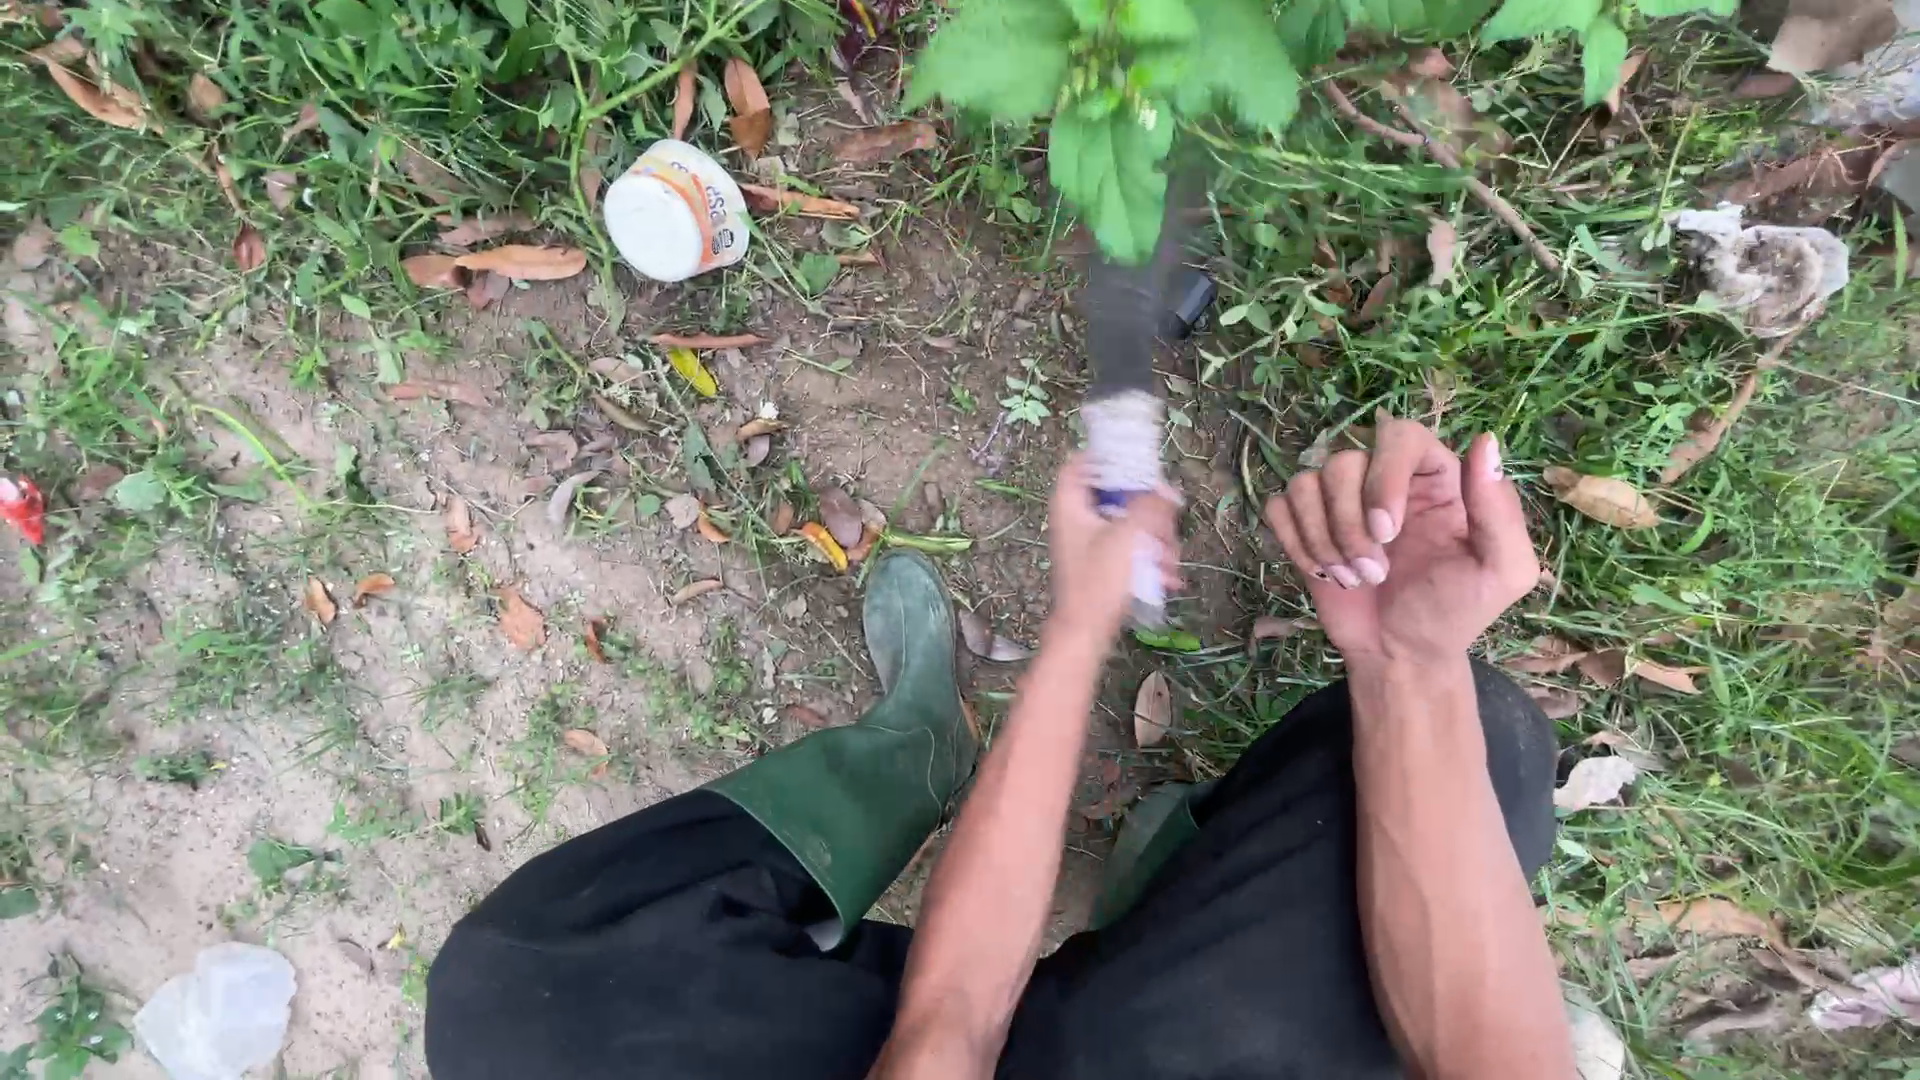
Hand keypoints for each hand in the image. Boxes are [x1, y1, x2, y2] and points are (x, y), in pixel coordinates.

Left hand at [1045, 455, 1180, 647]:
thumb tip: (1168, 489)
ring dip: (1155, 538)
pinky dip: (1149, 558)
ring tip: (1170, 559)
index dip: (1101, 457)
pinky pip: (1129, 548)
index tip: (1132, 458)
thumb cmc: (1097, 582)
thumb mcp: (1126, 538)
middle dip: (1147, 508)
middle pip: (1113, 495)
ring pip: (1128, 523)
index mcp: (1070, 507)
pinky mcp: (1102, 563)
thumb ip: (1148, 509)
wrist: (1085, 633)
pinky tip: (1168, 576)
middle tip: (1167, 519)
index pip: (1076, 466)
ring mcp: (1089, 543)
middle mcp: (1076, 521)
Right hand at [1264, 419, 1536, 665]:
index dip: (1384, 476)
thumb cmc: (1455, 613)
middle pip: (1341, 463)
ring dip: (1323, 541)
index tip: (1385, 531)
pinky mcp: (1302, 525)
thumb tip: (1484, 441)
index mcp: (1434, 478)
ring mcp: (1336, 501)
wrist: (1400, 653)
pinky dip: (1295, 543)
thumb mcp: (1501, 570)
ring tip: (1352, 578)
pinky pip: (1278, 508)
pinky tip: (1321, 571)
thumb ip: (1499, 509)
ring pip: (1304, 484)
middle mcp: (1381, 479)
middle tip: (1374, 573)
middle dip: (1349, 526)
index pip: (1398, 437)